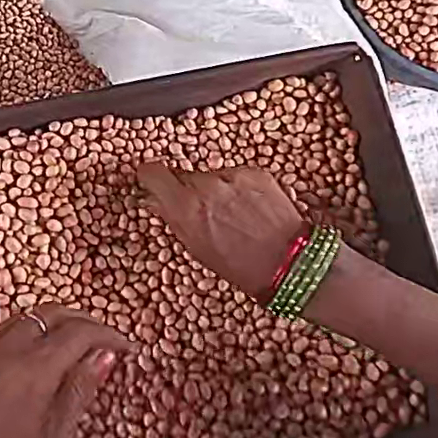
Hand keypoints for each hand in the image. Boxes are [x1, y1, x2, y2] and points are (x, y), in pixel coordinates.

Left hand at [0, 305, 130, 437]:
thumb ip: (77, 394)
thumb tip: (104, 358)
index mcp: (29, 373)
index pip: (79, 332)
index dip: (108, 335)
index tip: (124, 348)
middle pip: (47, 314)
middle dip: (80, 321)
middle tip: (100, 342)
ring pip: (17, 323)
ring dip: (48, 329)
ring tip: (68, 354)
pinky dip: (18, 343)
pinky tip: (27, 372)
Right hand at [137, 163, 308, 296]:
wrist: (286, 261)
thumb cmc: (240, 265)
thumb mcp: (196, 248)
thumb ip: (175, 218)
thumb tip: (157, 200)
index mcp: (184, 208)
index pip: (153, 173)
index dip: (151, 178)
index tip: (152, 181)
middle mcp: (206, 186)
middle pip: (184, 175)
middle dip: (188, 190)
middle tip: (203, 212)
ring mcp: (232, 177)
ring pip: (211, 176)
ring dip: (216, 190)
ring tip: (233, 216)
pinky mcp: (254, 172)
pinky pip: (235, 175)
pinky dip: (239, 188)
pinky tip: (250, 209)